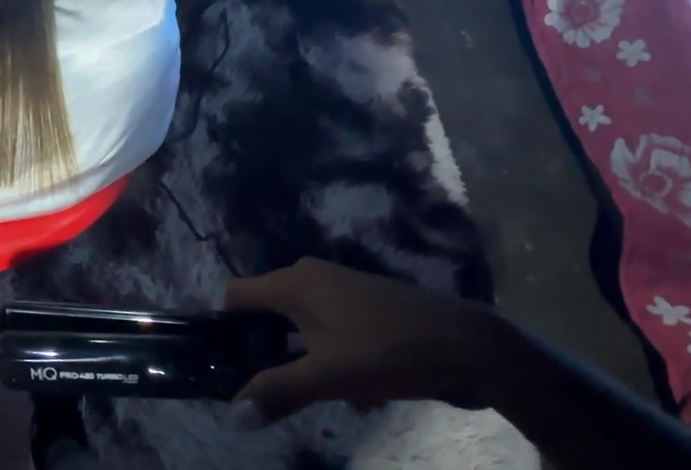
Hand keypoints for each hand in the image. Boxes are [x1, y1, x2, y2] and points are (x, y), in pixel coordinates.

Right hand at [222, 258, 518, 423]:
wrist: (468, 344)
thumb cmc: (387, 352)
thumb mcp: (329, 377)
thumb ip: (278, 391)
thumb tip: (232, 416)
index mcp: (291, 283)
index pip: (235, 294)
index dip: (223, 326)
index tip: (223, 362)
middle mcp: (308, 275)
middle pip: (267, 308)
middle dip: (263, 347)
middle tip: (263, 385)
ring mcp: (338, 286)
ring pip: (300, 321)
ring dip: (299, 355)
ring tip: (309, 394)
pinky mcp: (364, 302)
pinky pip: (328, 324)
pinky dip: (329, 352)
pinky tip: (354, 391)